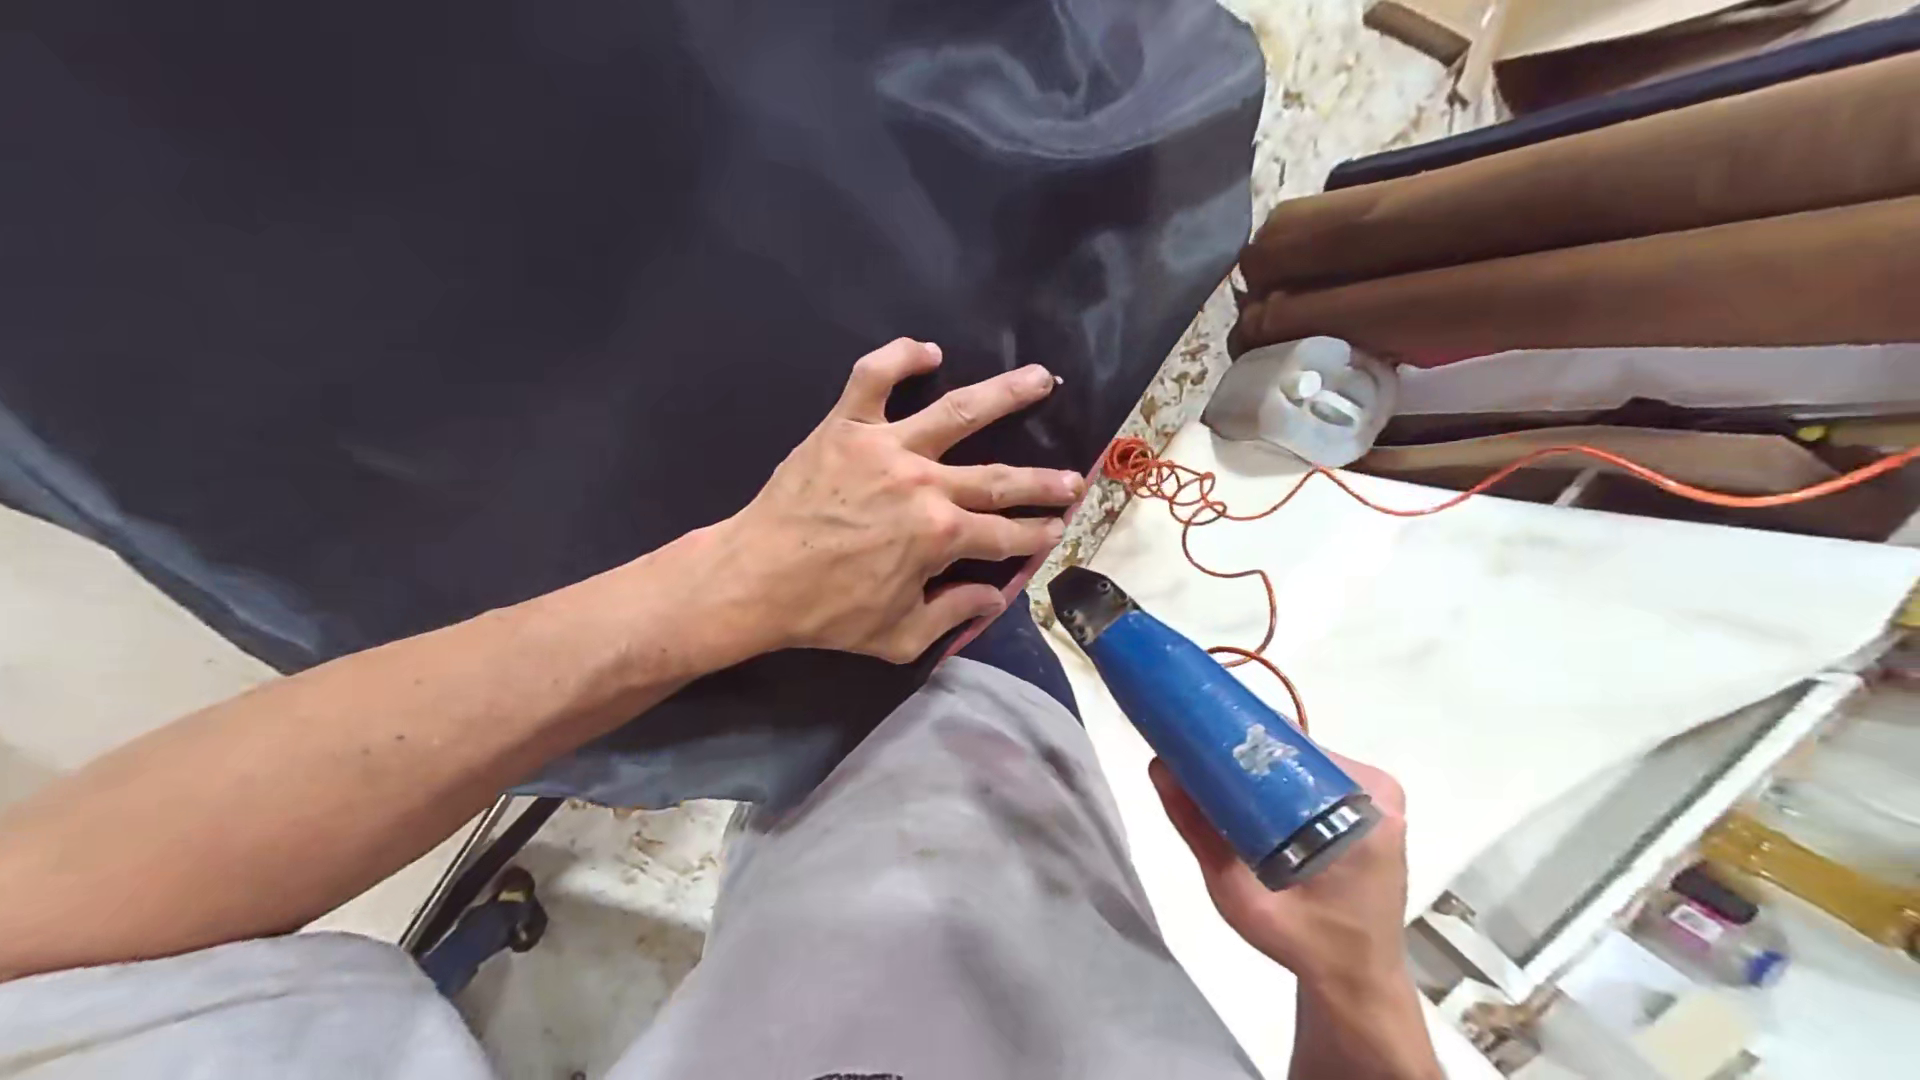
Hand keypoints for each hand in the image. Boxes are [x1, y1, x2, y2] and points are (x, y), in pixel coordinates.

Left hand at [703, 338, 1082, 662]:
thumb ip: (954, 615)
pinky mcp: (846, 426)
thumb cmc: (826, 614)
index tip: (1056, 529)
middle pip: (998, 480)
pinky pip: (874, 378)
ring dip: (1005, 395)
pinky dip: (900, 358)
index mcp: (940, 539)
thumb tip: (996, 597)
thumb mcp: (898, 637)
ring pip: (957, 412)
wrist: (755, 580)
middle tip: (1075, 477)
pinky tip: (929, 350)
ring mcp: (886, 448)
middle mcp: (924, 485)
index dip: (1035, 535)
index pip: (1004, 537)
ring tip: (1040, 378)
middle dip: (1042, 482)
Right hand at [1150, 752, 1410, 987]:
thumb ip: (1198, 830)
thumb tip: (1160, 766)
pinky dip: (1276, 777)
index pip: (1292, 747)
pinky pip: (1311, 774)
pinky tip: (1247, 790)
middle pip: (1295, 748)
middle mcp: (1376, 794)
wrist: (1353, 978)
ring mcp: (1377, 798)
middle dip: (1244, 748)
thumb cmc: (1302, 939)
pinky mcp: (1369, 805)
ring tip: (1216, 771)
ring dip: (1258, 762)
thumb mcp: (1238, 893)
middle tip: (1198, 753)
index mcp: (1361, 810)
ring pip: (1300, 757)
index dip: (1241, 736)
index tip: (1199, 734)